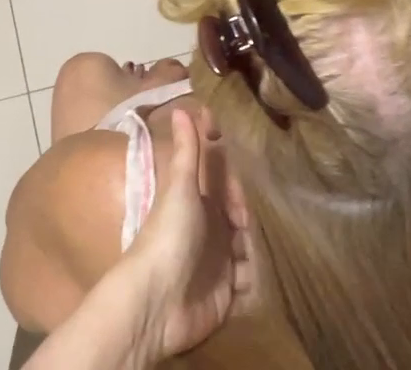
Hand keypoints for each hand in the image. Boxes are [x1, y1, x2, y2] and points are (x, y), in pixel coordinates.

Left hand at [117, 107, 252, 358]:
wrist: (156, 302)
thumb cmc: (168, 236)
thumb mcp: (180, 188)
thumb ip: (188, 150)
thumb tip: (183, 107)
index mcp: (199, 208)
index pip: (229, 192)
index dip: (238, 194)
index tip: (242, 203)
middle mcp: (211, 235)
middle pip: (244, 224)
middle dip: (250, 227)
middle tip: (243, 235)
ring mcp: (219, 267)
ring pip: (251, 254)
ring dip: (254, 256)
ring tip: (248, 261)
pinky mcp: (226, 297)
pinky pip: (249, 286)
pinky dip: (252, 284)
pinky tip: (248, 284)